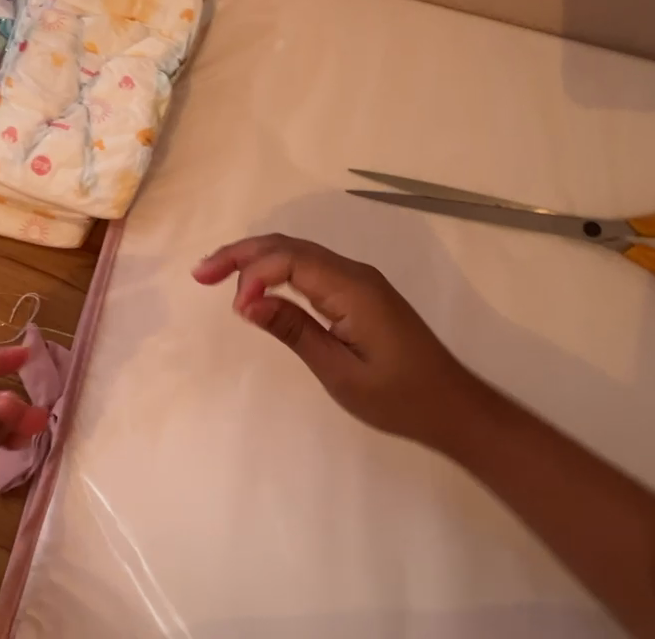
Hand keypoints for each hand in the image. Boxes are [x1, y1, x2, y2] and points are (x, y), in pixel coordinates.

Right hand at [194, 234, 486, 447]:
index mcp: (351, 287)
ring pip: (295, 252)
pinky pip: (307, 266)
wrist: (454, 408)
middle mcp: (352, 272)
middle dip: (240, 254)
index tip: (235, 309)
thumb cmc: (399, 397)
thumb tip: (247, 302)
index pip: (289, 259)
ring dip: (254, 259)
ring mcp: (356, 279)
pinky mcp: (356, 291)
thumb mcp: (340, 372)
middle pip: (287, 246)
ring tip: (215, 274)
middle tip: (200, 273)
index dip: (253, 273)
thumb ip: (293, 330)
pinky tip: (255, 285)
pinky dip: (274, 269)